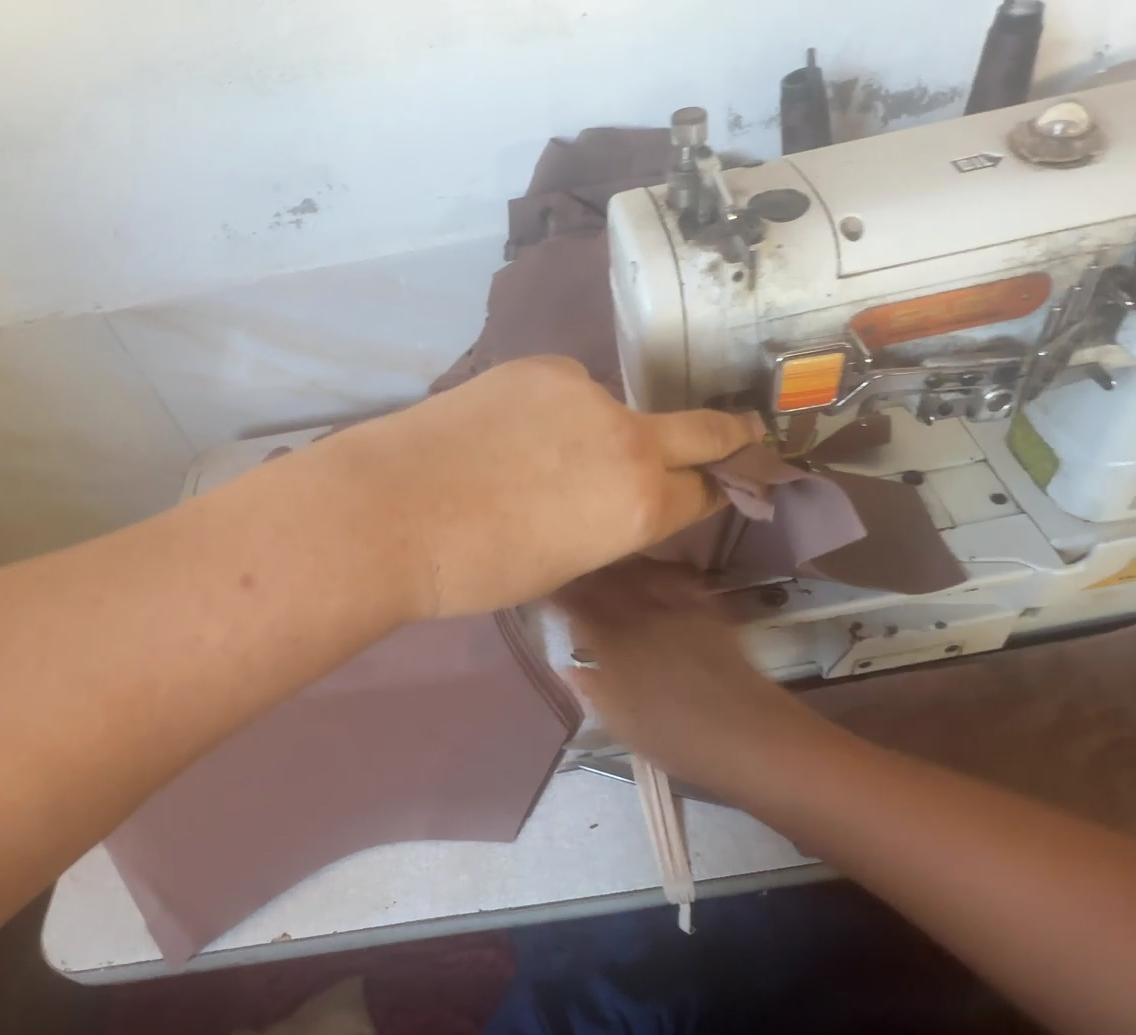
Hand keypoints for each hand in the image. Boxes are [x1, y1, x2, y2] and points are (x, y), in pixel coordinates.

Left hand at [326, 357, 763, 617]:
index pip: (705, 491)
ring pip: (618, 408)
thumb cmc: (475, 568)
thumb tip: (615, 496)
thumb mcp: (564, 564)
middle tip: (745, 433)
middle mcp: (631, 441)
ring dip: (605, 428)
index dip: (713, 491)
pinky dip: (555, 409)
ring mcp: (588, 393)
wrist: (389, 511)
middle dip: (731, 435)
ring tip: (546, 457)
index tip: (719, 484)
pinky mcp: (541, 365)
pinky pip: (567, 389)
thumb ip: (609, 524)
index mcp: (641, 506)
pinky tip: (512, 432)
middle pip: (705, 429)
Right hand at [555, 560, 822, 793]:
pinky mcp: (707, 606)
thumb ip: (593, 689)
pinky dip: (657, 570)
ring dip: (618, 566)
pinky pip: (676, 576)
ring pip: (639, 570)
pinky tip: (652, 573)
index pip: (576, 605)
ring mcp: (677, 606)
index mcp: (612, 643)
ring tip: (607, 567)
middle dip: (585, 573)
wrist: (746, 734)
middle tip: (573, 574)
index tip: (547, 590)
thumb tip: (571, 667)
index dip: (559, 593)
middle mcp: (641, 615)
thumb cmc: (677, 739)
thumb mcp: (621, 724)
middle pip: (606, 579)